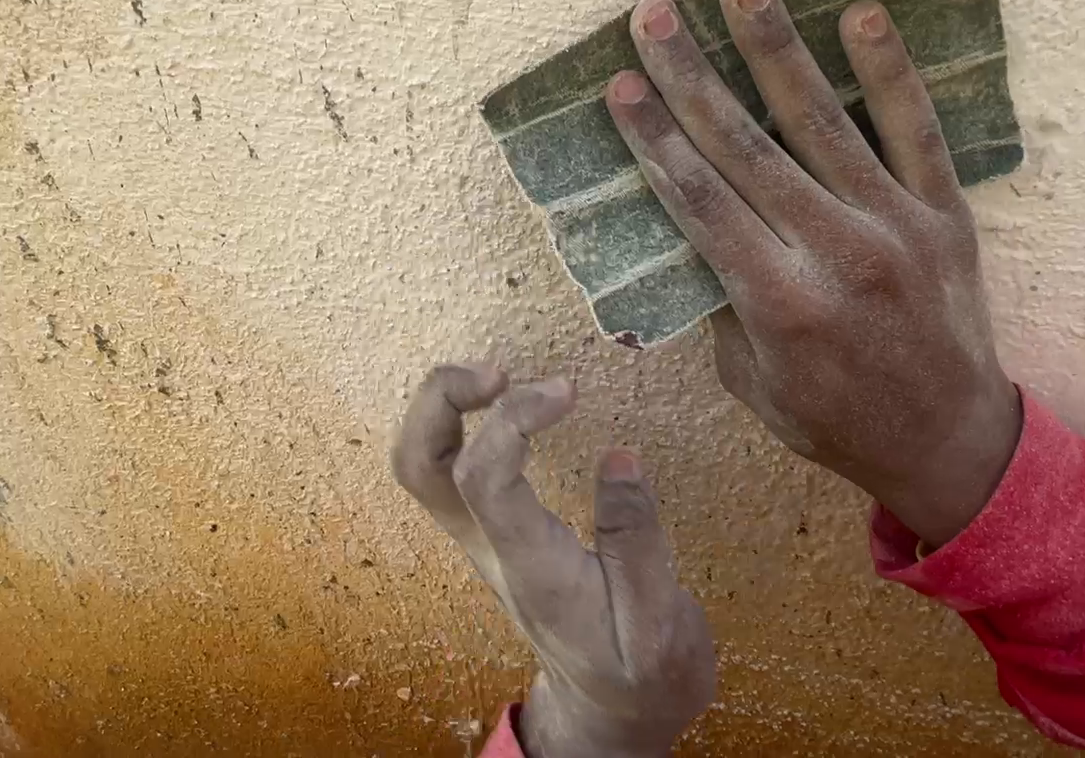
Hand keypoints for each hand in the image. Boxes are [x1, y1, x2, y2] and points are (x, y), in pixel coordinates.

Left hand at [391, 365, 714, 757]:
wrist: (609, 714)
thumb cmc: (641, 673)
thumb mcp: (664, 626)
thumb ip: (637, 543)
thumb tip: (620, 457)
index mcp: (529, 566)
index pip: (483, 477)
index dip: (512, 419)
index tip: (566, 391)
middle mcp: (487, 546)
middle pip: (420, 463)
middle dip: (443, 399)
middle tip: (500, 370)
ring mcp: (478, 538)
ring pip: (420, 461)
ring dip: (442, 405)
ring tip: (496, 375)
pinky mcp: (486, 530)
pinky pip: (445, 465)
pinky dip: (457, 420)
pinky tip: (500, 399)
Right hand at [603, 0, 1021, 546]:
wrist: (952, 445)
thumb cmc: (832, 420)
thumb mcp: (749, 381)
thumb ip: (717, 302)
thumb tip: (691, 228)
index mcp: (778, 301)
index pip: (699, 202)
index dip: (653, 138)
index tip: (620, 84)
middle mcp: (834, 252)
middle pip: (746, 148)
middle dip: (692, 75)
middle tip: (656, 11)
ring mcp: (895, 225)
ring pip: (822, 122)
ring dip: (775, 47)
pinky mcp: (944, 214)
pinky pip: (917, 131)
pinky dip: (890, 72)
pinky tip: (861, 14)